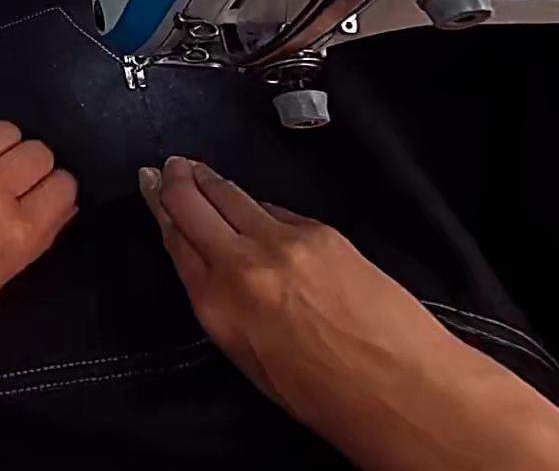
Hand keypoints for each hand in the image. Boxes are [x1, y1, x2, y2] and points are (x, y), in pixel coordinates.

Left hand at [0, 122, 77, 365]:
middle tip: (15, 185)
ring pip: (12, 131)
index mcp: (15, 235)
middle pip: (42, 153)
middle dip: (35, 169)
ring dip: (7, 150)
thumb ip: (37, 238)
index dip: (58, 191)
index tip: (46, 197)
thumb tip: (62, 204)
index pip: (65, 185)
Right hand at [139, 157, 558, 470]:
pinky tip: (248, 204)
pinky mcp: (317, 229)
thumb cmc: (322, 395)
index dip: (161, 207)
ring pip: (232, 195)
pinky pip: (271, 209)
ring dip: (209, 179)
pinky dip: (253, 206)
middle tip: (167, 163)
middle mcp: (242, 264)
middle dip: (177, 181)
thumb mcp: (251, 358)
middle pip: (196, 205)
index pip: (177, 240)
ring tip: (193, 166)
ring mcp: (281, 240)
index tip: (152, 183)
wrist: (406, 389)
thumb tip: (212, 254)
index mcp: (219, 308)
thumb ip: (222, 300)